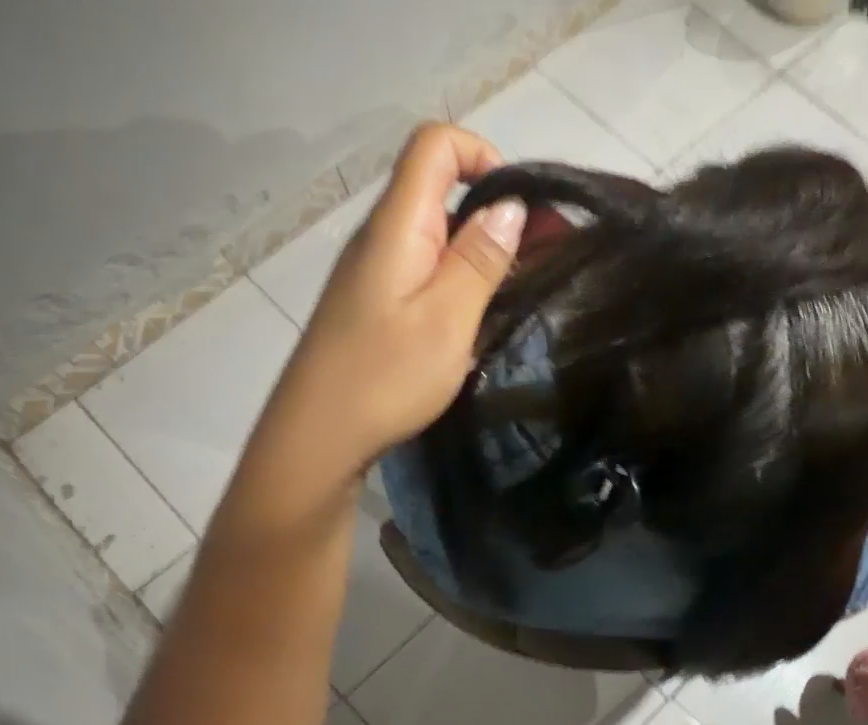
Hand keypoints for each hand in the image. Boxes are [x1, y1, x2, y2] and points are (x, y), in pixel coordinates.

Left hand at [283, 123, 526, 470]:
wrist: (317, 437)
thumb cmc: (385, 377)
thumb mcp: (447, 318)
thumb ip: (480, 259)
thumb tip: (509, 206)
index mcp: (397, 225)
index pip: (435, 145)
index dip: (484, 155)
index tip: (523, 209)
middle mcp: (382, 235)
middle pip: (441, 189)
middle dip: (500, 210)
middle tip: (550, 254)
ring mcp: (375, 271)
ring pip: (437, 233)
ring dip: (485, 248)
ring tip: (529, 283)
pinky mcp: (375, 303)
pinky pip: (425, 269)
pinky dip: (462, 276)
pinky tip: (485, 312)